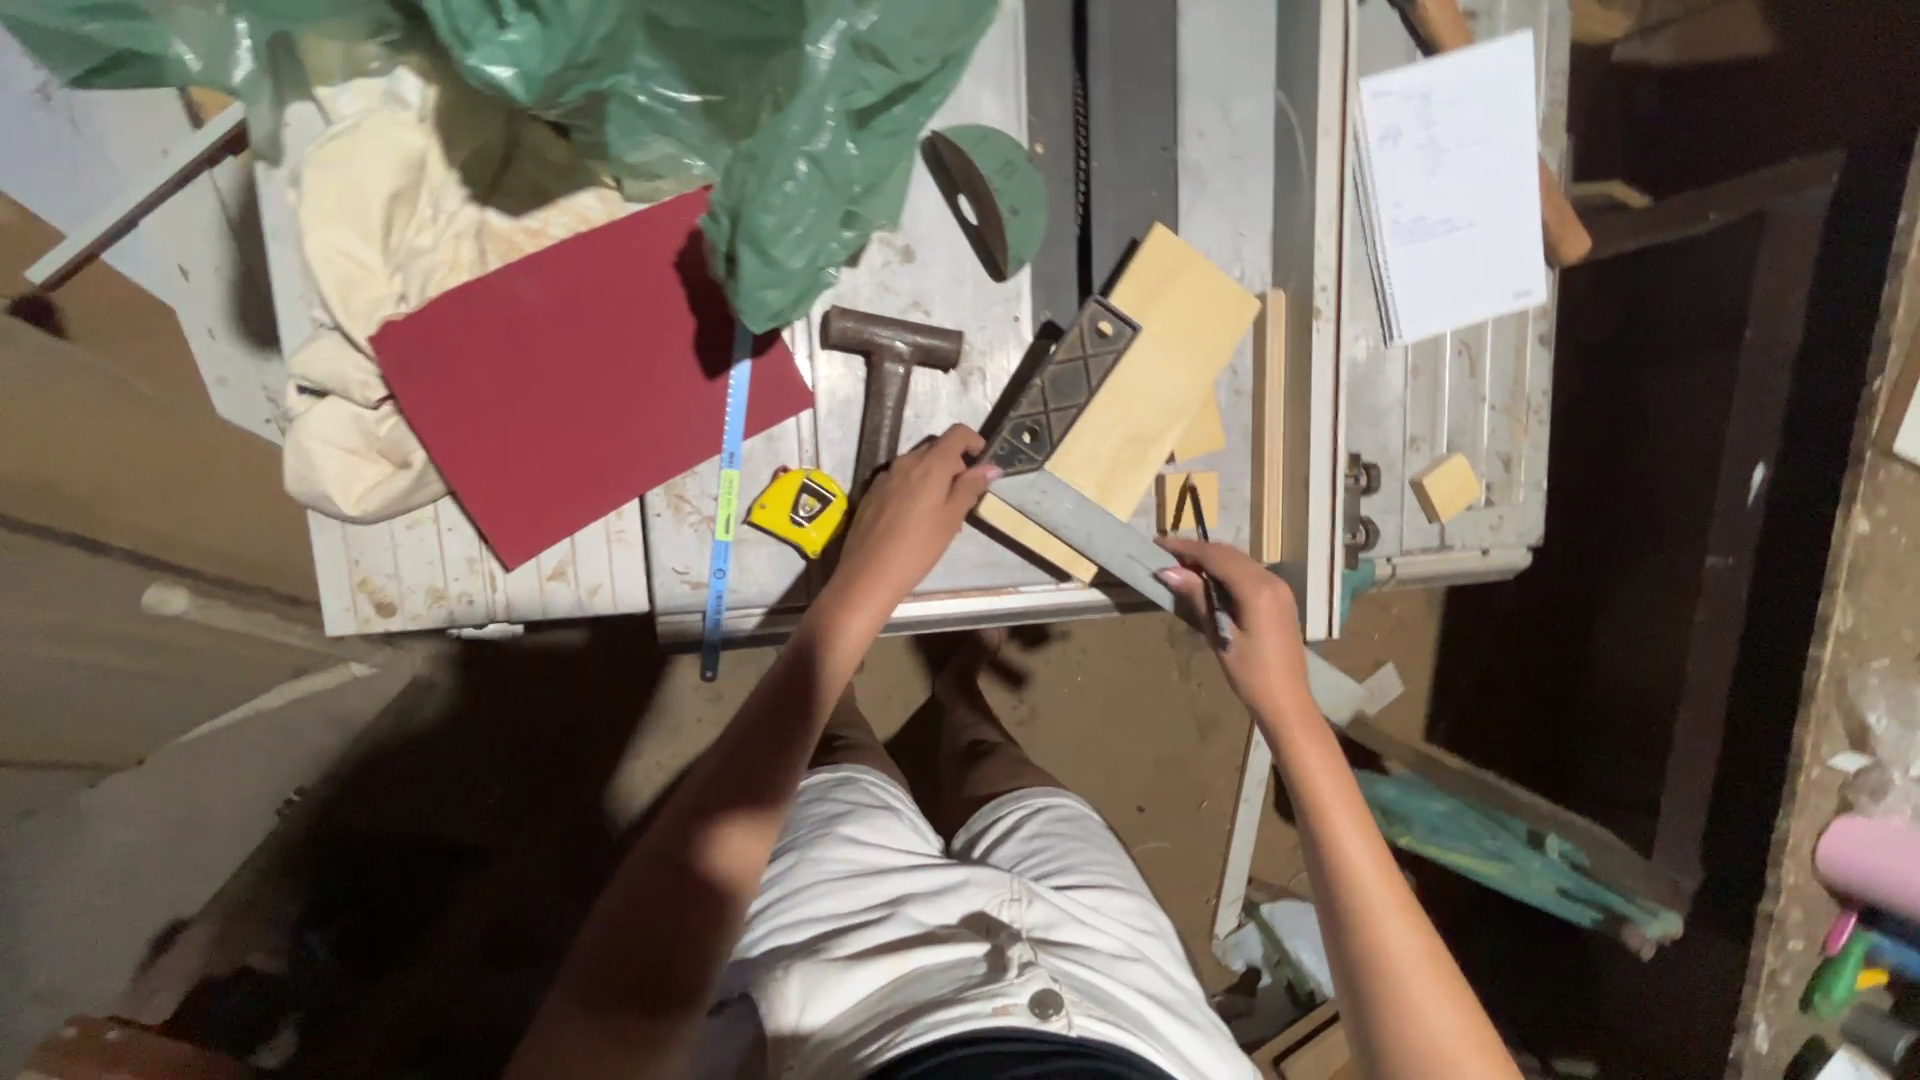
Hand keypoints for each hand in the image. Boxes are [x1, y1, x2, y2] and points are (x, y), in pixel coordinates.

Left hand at [823, 424, 999, 622]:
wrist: (868, 574)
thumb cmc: (918, 548)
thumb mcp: (951, 519)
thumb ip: (970, 488)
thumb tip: (991, 466)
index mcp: (929, 465)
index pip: (956, 433)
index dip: (973, 441)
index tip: (983, 460)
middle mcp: (905, 462)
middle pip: (936, 448)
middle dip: (954, 464)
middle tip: (964, 497)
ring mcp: (885, 477)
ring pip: (917, 465)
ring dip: (934, 478)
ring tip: (942, 514)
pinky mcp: (872, 492)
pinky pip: (901, 480)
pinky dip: (916, 488)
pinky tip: (917, 520)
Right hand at [1155, 538, 1312, 722]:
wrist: (1287, 701)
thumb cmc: (1250, 674)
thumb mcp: (1219, 635)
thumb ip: (1197, 598)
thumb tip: (1168, 571)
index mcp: (1257, 590)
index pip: (1216, 556)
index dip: (1186, 548)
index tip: (1158, 544)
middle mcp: (1272, 580)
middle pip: (1229, 554)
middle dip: (1197, 550)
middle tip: (1165, 553)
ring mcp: (1279, 588)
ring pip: (1239, 561)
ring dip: (1211, 559)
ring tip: (1181, 565)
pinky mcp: (1280, 598)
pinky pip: (1248, 573)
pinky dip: (1226, 570)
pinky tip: (1207, 580)